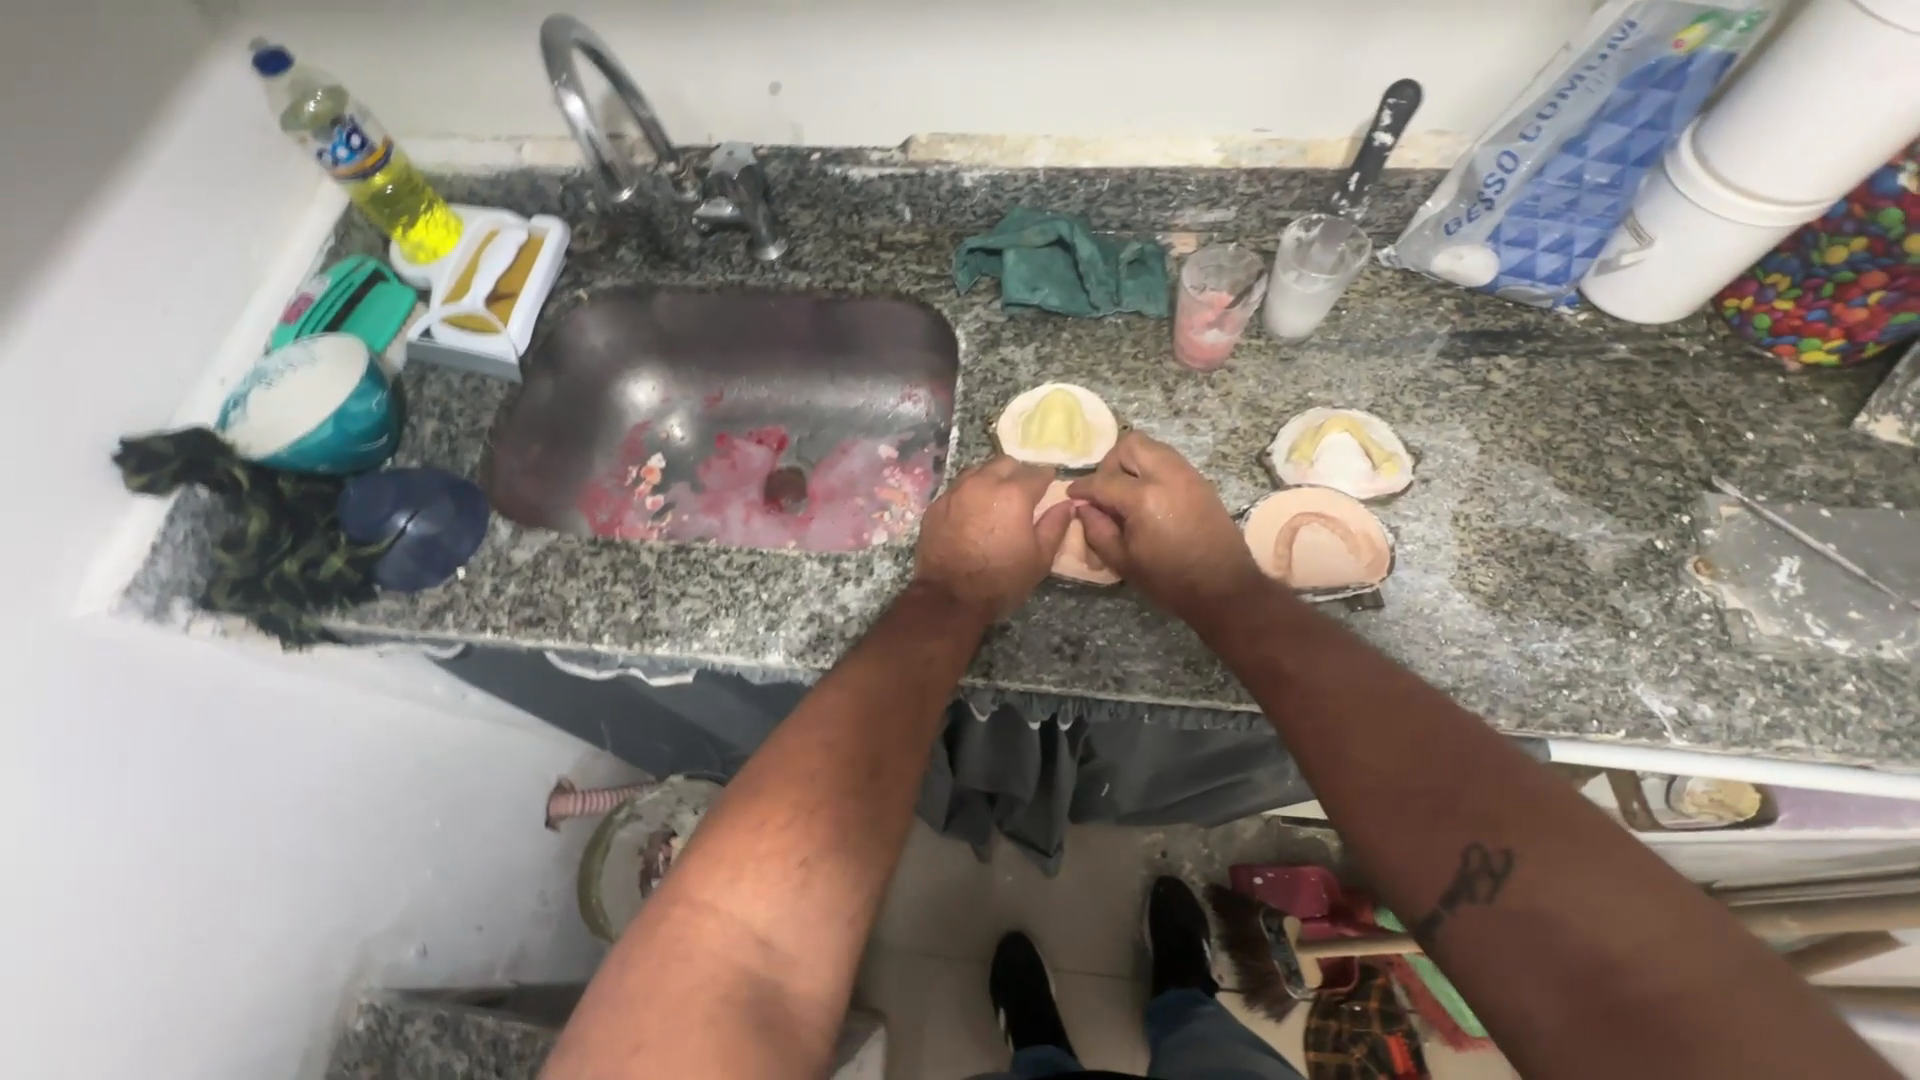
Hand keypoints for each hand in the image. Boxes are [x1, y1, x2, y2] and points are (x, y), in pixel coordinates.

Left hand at [910, 455, 1075, 620]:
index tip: (1050, 485)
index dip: (1047, 478)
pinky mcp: (936, 505)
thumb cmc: (1001, 580)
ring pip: (978, 470)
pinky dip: (969, 492)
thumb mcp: (1039, 558)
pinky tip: (972, 510)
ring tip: (996, 496)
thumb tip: (1067, 505)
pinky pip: (957, 488)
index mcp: (1014, 494)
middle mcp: (983, 484)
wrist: (949, 598)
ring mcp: (955, 492)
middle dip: (1018, 473)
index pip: (1037, 473)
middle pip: (1005, 464)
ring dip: (991, 478)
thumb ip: (1055, 526)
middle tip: (1023, 491)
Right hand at [1066, 433, 1269, 630]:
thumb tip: (1083, 508)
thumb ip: (1097, 530)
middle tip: (1105, 490)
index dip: (1082, 487)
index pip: (1103, 480)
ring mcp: (1188, 475)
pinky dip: (1152, 469)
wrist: (1223, 588)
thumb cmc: (1169, 580)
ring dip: (1133, 463)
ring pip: (1152, 447)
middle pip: (1130, 445)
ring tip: (1126, 492)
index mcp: (1144, 498)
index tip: (1072, 494)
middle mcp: (1167, 476)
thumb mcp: (1123, 561)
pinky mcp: (1201, 481)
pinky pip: (1169, 460)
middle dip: (1110, 463)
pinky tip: (1148, 497)